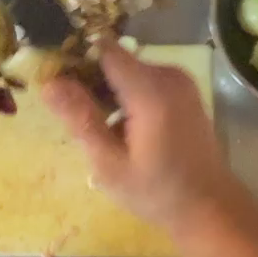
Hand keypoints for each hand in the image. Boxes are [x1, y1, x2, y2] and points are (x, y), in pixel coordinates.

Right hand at [42, 39, 241, 230]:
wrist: (210, 206)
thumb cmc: (157, 192)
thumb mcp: (109, 164)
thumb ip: (81, 119)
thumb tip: (48, 83)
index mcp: (151, 91)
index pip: (104, 50)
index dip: (75, 59)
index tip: (53, 80)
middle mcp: (168, 75)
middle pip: (115, 60)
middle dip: (88, 81)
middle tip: (72, 117)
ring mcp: (180, 81)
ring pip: (127, 71)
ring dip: (106, 92)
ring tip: (97, 128)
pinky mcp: (183, 90)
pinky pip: (143, 80)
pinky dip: (125, 97)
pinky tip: (120, 129)